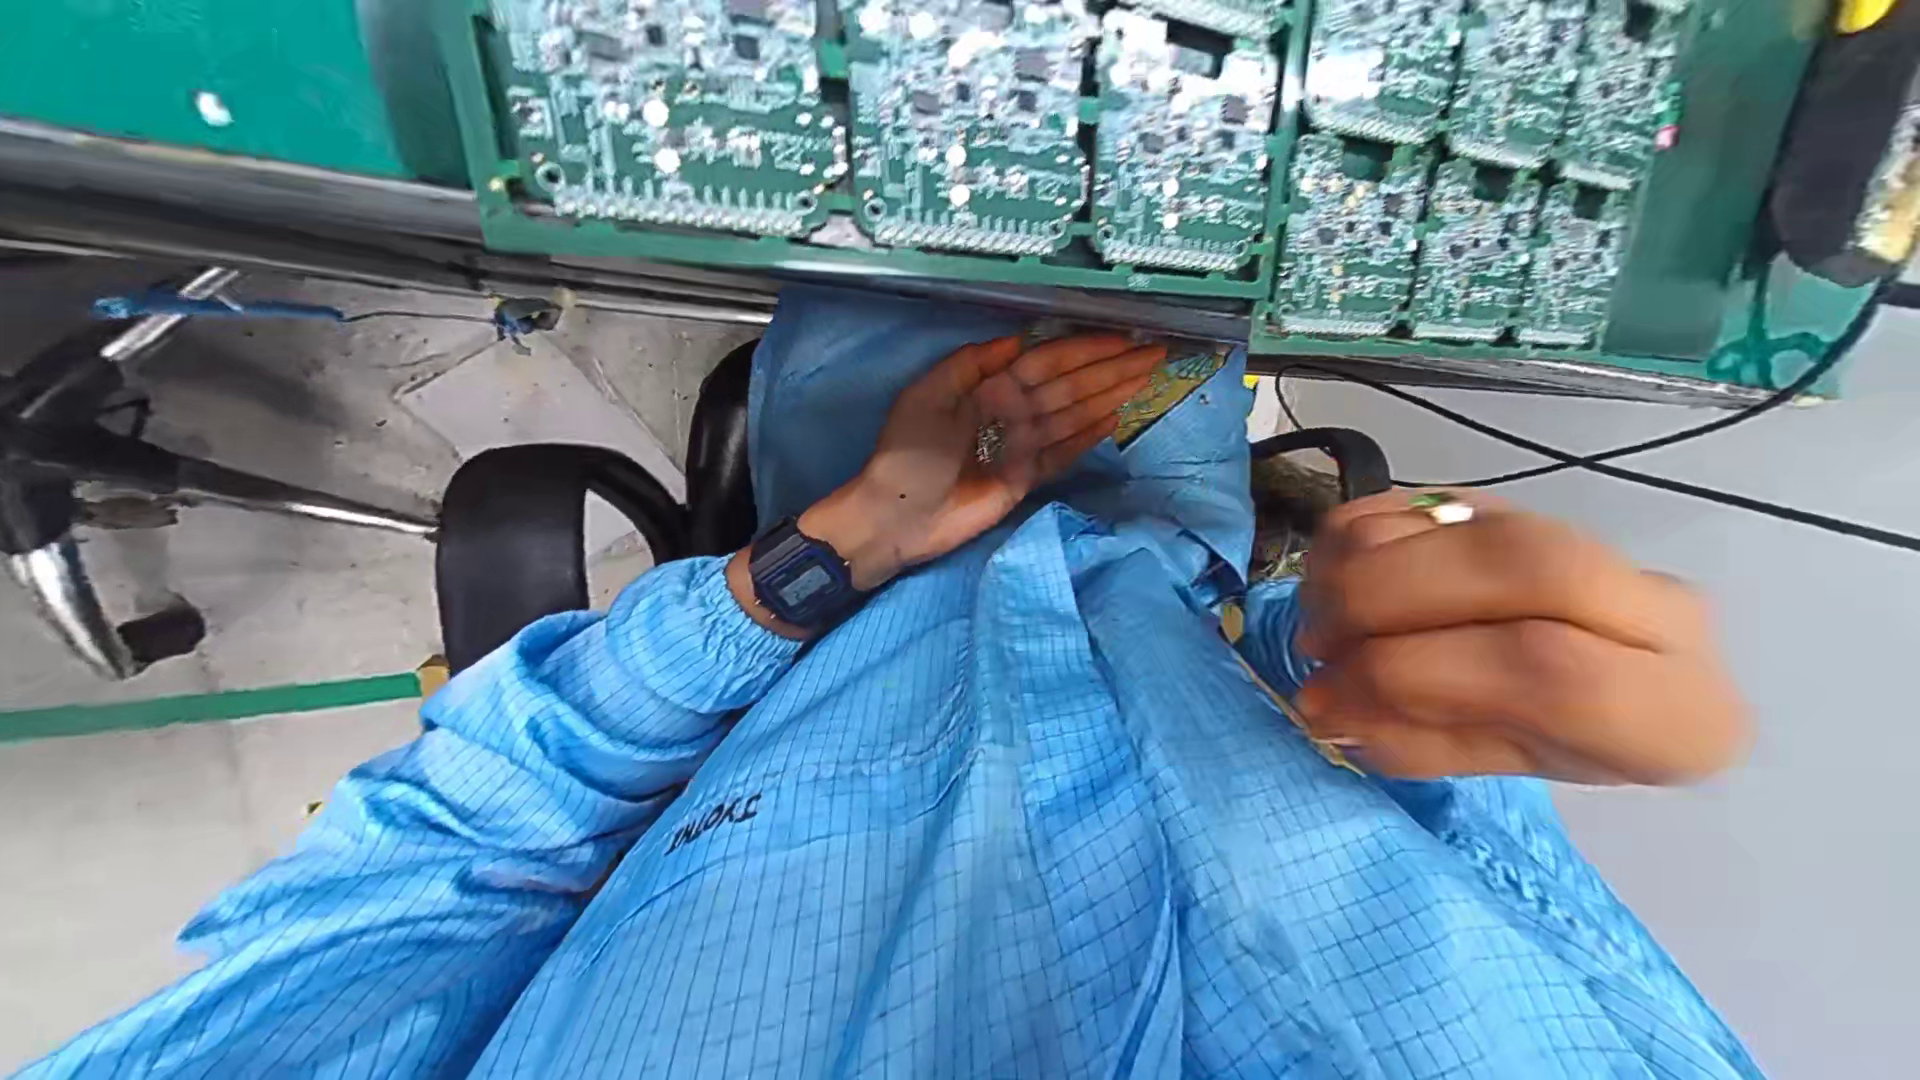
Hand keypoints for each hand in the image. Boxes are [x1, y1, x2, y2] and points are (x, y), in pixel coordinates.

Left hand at [730, 333, 1164, 636]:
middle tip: (1154, 354)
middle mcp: (1011, 412)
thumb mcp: (929, 394)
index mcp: (988, 387)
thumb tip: (1017, 338)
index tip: (1122, 337)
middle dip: (1110, 369)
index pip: (1045, 361)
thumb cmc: (907, 453)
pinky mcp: (1026, 479)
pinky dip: (1088, 437)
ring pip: (1073, 415)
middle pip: (1069, 385)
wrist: (898, 515)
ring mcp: (1021, 446)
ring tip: (1147, 378)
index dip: (1084, 348)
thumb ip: (972, 363)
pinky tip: (1116, 418)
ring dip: (1109, 396)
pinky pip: (1064, 453)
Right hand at [1294, 491, 1750, 784]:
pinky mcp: (1503, 503)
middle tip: (1315, 644)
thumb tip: (1323, 707)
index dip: (1408, 678)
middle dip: (1371, 601)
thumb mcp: (1492, 765)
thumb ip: (1412, 743)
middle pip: (1502, 564)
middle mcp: (1648, 604)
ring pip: (1447, 518)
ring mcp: (1572, 534)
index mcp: (1669, 710)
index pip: (1548, 673)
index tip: (1325, 697)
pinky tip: (1334, 584)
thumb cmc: (1547, 740)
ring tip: (1322, 620)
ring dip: (1347, 569)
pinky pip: (1400, 500)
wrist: (1591, 669)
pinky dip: (1343, 542)